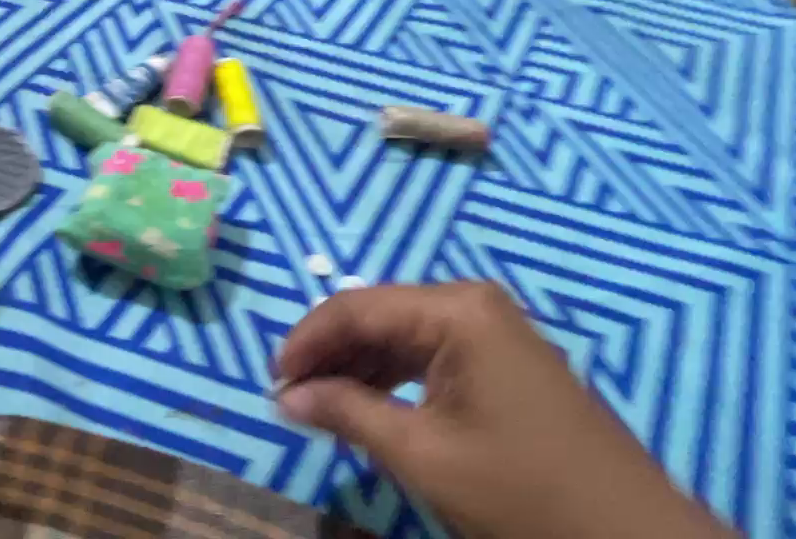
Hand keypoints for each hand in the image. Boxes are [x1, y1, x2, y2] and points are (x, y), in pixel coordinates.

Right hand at [275, 283, 736, 538]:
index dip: (306, 341)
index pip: (355, 307)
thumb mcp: (423, 454)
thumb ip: (347, 412)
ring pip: (400, 333)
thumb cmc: (524, 493)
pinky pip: (430, 352)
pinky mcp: (503, 357)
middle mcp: (471, 302)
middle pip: (377, 314)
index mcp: (454, 309)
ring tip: (320, 404)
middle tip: (292, 396)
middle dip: (331, 354)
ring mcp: (492, 328)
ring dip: (358, 366)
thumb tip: (286, 396)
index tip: (272, 381)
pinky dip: (393, 377)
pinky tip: (369, 405)